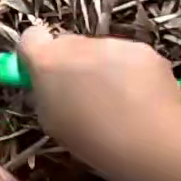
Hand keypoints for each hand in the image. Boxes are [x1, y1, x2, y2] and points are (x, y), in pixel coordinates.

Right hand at [17, 26, 180, 180]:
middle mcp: (76, 44)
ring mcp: (111, 44)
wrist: (149, 143)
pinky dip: (132, 72)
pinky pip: (129, 56)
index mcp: (45, 60)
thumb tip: (50, 83)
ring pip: (101, 51)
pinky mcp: (142, 49)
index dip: (37, 52)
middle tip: (84, 92)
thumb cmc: (91, 141)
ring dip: (104, 67)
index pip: (31, 36)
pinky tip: (141, 99)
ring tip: (119, 101)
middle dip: (72, 62)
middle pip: (68, 44)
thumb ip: (45, 92)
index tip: (44, 70)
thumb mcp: (51, 120)